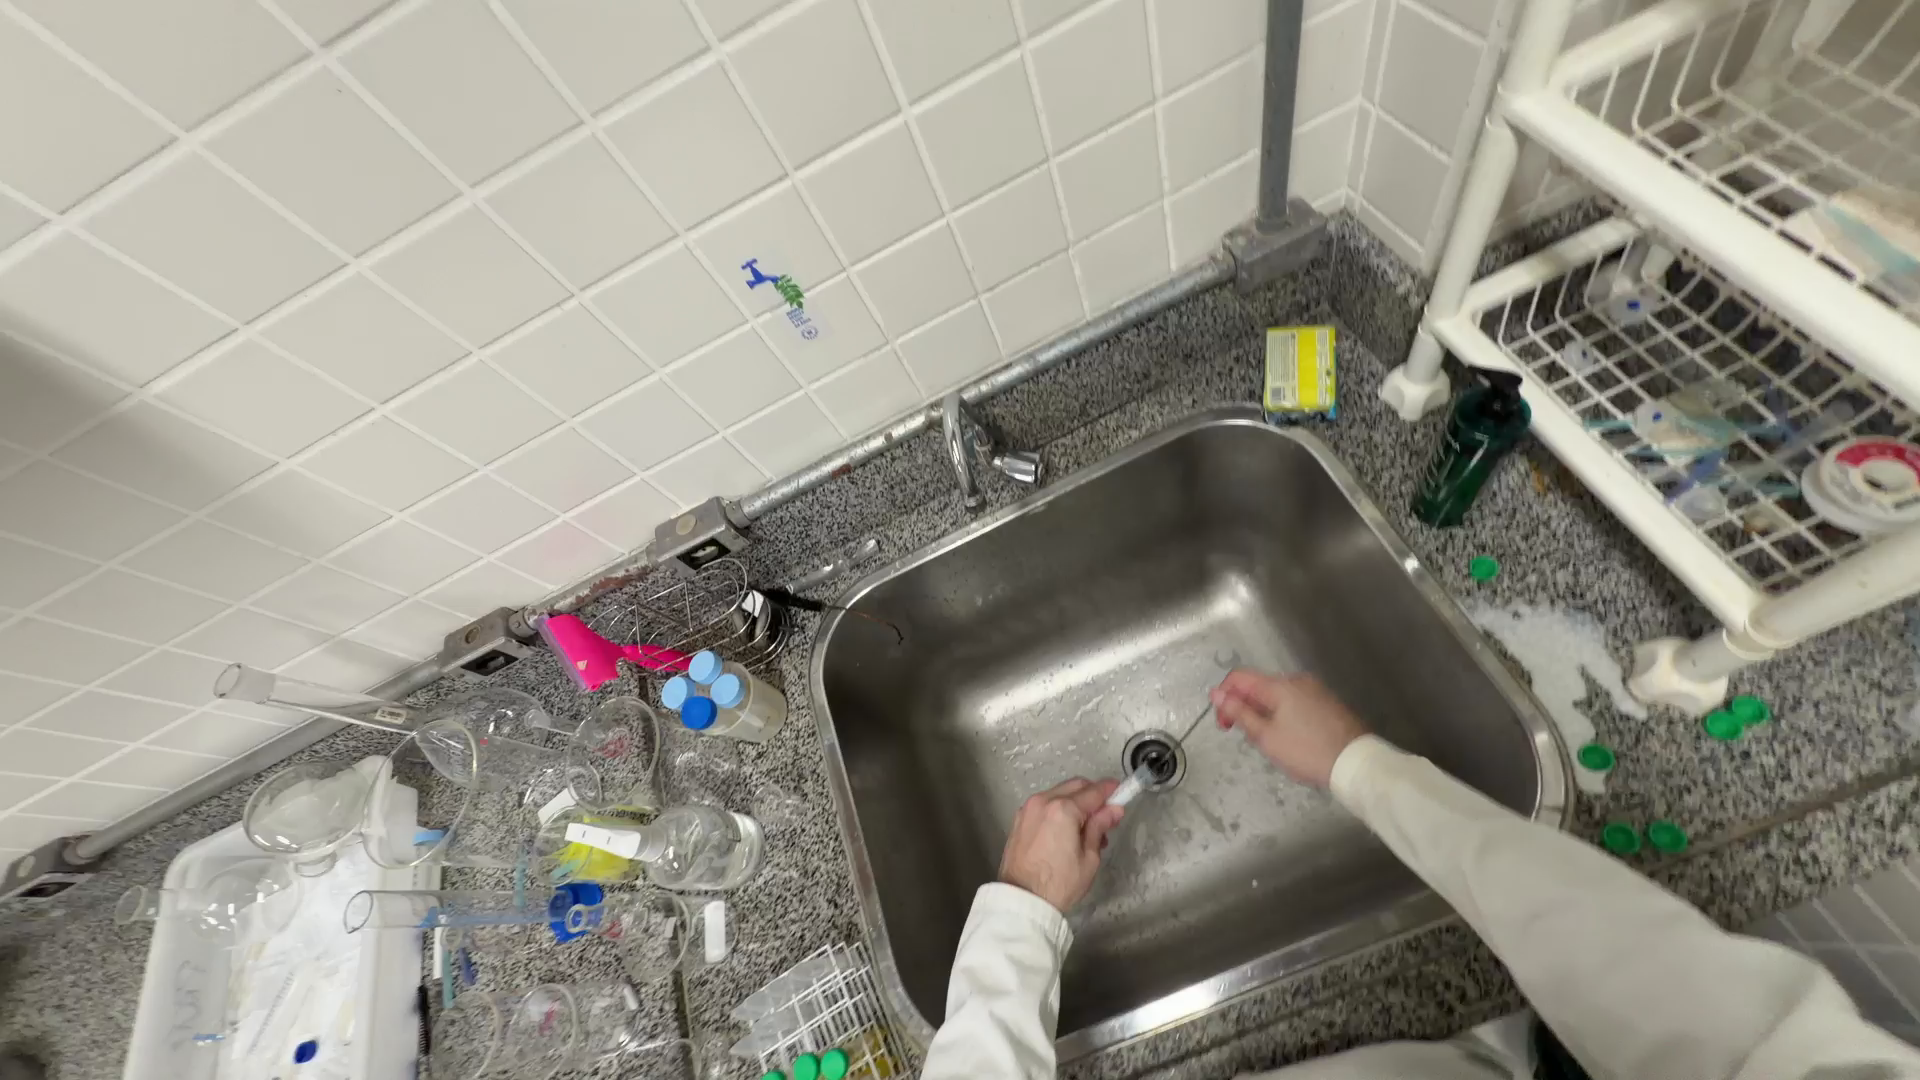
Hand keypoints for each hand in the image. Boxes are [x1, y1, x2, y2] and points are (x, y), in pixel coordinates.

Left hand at [998, 777, 1124, 912]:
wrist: (1022, 899)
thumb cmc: (1060, 883)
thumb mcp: (1089, 858)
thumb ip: (1100, 827)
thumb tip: (1114, 809)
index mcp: (1063, 809)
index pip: (1093, 792)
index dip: (1110, 791)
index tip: (1122, 792)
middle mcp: (1044, 801)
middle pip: (1075, 786)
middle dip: (1093, 795)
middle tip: (1106, 815)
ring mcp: (1029, 808)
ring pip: (1059, 792)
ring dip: (1076, 802)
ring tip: (1088, 830)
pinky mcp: (1020, 817)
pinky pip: (1046, 803)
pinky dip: (1060, 808)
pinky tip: (1068, 830)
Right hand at [1211, 670, 1369, 787]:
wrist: (1358, 765)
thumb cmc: (1306, 752)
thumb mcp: (1266, 736)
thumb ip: (1239, 712)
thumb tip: (1216, 693)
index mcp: (1278, 685)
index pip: (1238, 677)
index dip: (1224, 697)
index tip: (1225, 724)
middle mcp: (1297, 680)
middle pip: (1258, 686)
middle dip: (1245, 708)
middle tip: (1248, 738)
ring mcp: (1315, 690)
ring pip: (1277, 696)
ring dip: (1264, 713)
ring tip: (1272, 742)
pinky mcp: (1328, 702)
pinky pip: (1295, 702)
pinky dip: (1284, 715)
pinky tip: (1292, 738)